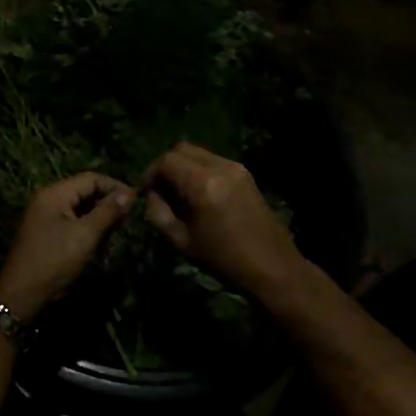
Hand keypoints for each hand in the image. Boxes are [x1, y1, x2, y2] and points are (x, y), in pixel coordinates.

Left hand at [0, 173, 135, 321]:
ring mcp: (46, 217)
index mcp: (54, 194)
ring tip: (112, 237)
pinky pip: (72, 223)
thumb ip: (108, 211)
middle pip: (85, 192)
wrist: (22, 295)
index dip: (115, 187)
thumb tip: (129, 193)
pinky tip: (97, 246)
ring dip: (99, 220)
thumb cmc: (55, 261)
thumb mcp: (85, 235)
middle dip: (107, 205)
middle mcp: (48, 200)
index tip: (136, 203)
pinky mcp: (47, 234)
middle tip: (124, 223)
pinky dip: (87, 231)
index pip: (91, 179)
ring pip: (80, 209)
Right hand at [143, 143, 306, 297]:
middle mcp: (220, 167)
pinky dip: (199, 171)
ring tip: (178, 194)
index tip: (144, 192)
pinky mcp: (246, 174)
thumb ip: (158, 213)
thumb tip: (151, 195)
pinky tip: (198, 195)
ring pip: (199, 153)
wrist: (271, 266)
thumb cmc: (222, 258)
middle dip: (166, 166)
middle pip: (182, 149)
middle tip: (159, 190)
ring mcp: (236, 168)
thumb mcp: (181, 241)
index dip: (150, 173)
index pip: (166, 161)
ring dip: (183, 167)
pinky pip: (214, 162)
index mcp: (202, 184)